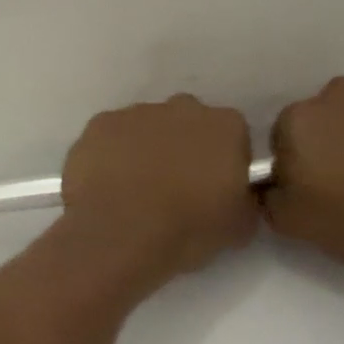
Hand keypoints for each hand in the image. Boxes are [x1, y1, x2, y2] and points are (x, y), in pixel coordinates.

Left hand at [61, 94, 258, 281]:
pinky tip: (109, 191)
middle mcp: (183, 107)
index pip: (234, 139)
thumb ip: (245, 202)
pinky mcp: (98, 126)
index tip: (215, 192)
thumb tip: (239, 198)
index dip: (225, 166)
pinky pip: (110, 140)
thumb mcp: (238, 228)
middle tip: (175, 192)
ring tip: (136, 196)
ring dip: (146, 153)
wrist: (122, 236)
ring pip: (146, 130)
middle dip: (184, 151)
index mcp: (226, 127)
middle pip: (189, 126)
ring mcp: (137, 113)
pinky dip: (111, 159)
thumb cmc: (189, 230)